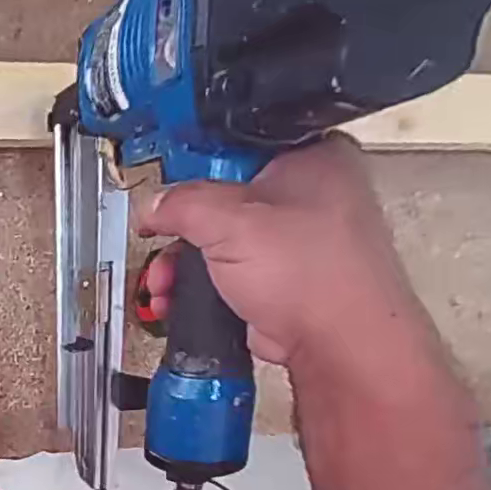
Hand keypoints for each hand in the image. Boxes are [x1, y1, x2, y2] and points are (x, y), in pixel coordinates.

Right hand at [138, 136, 437, 373]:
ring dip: (183, 267)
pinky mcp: (276, 284)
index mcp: (309, 159)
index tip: (168, 186)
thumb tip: (155, 205)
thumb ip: (184, 205)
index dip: (196, 166)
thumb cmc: (316, 276)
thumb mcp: (233, 222)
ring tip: (164, 283)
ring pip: (219, 245)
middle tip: (162, 242)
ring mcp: (290, 246)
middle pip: (221, 202)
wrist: (335, 344)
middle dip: (181, 233)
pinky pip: (225, 278)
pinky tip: (178, 300)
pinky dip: (199, 289)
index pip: (238, 146)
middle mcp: (304, 199)